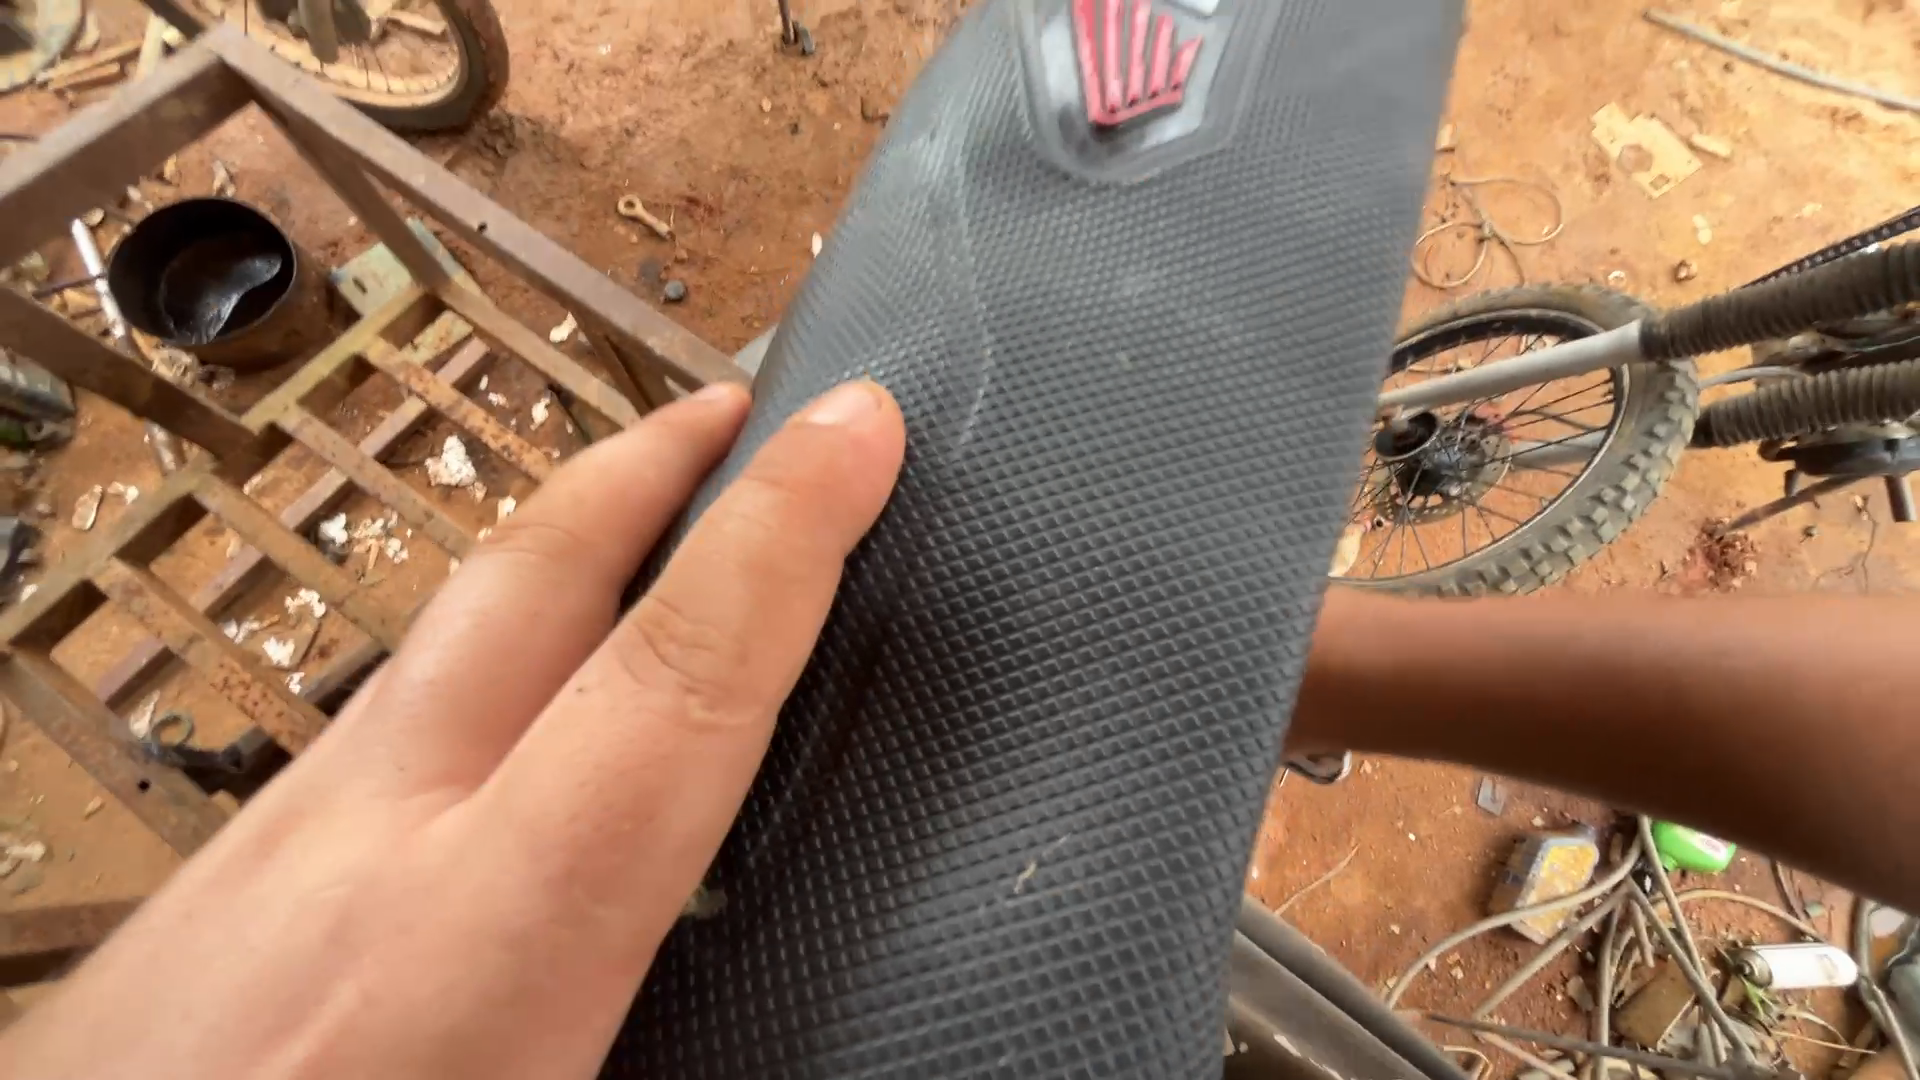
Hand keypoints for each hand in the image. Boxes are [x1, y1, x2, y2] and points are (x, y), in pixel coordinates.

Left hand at [0, 380, 906, 1079]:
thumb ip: (703, 1046)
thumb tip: (836, 1013)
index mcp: (463, 964)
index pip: (674, 675)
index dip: (785, 531)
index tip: (857, 430)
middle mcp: (344, 868)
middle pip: (531, 582)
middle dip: (661, 461)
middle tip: (753, 409)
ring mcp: (263, 860)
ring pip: (465, 621)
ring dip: (594, 531)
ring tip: (680, 501)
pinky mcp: (222, 884)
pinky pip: (417, 695)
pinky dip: (518, 633)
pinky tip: (562, 669)